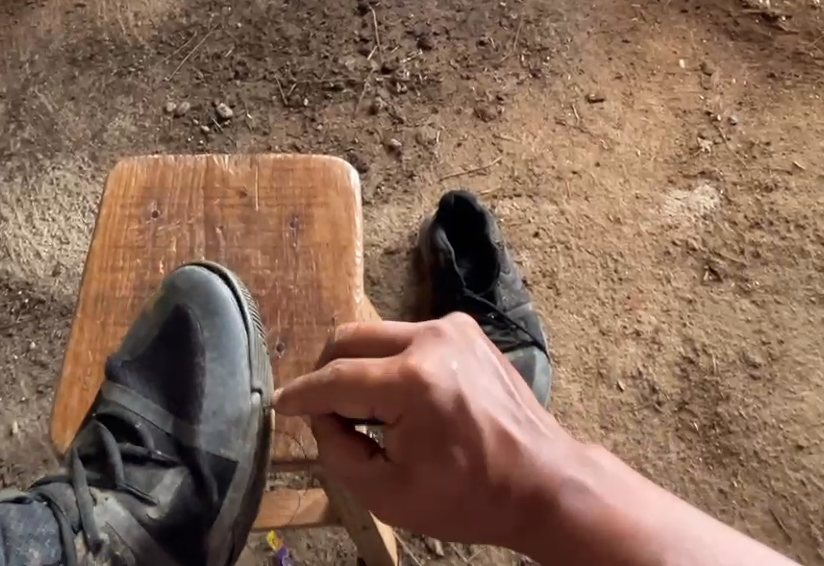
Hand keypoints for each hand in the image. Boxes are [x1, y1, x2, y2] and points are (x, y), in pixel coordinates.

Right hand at [272, 314, 574, 550]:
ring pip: (378, 333)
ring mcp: (450, 326)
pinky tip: (405, 399)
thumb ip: (340, 453)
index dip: (303, 395)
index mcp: (413, 382)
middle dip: (326, 370)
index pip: (337, 379)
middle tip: (322, 407)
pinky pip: (408, 336)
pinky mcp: (464, 327)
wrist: (542, 479)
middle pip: (350, 337)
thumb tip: (320, 418)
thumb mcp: (391, 495)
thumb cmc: (469, 496)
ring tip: (370, 410)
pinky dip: (392, 362)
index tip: (281, 405)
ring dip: (361, 366)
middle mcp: (430, 338)